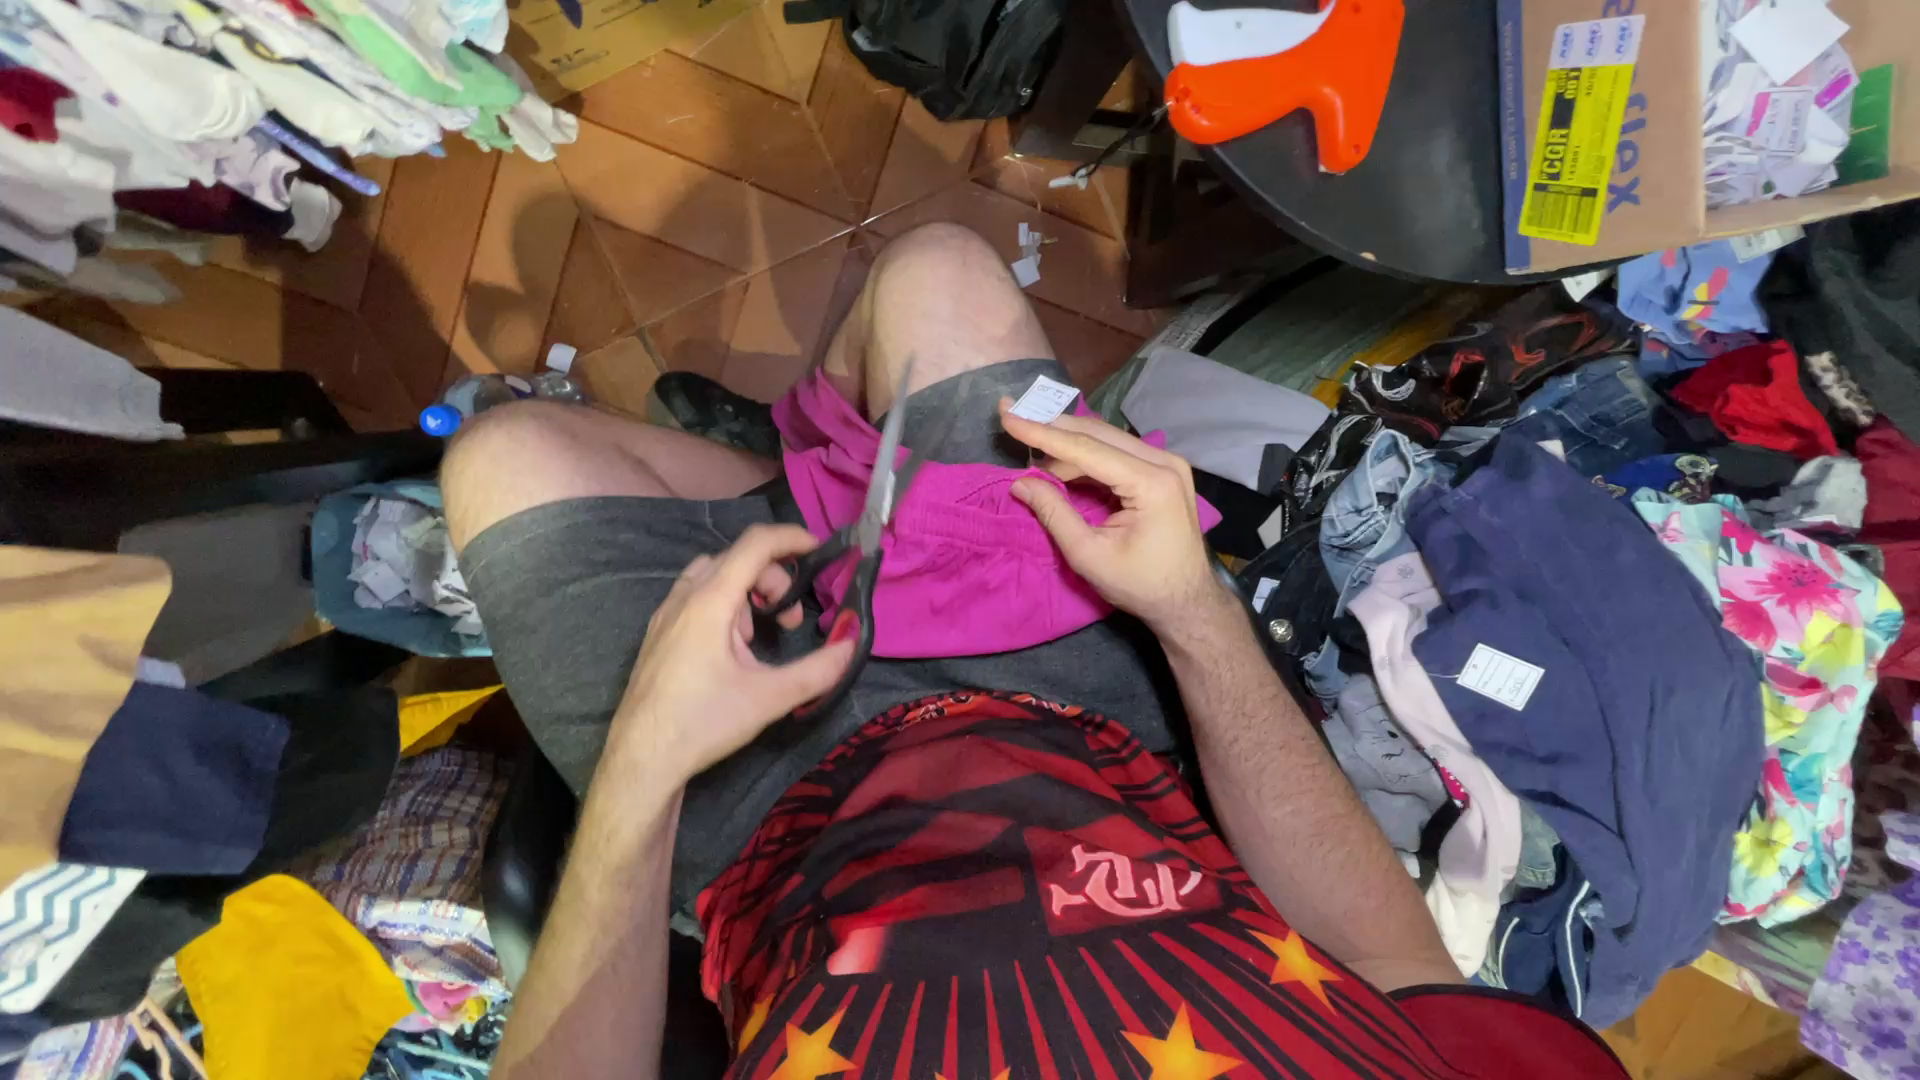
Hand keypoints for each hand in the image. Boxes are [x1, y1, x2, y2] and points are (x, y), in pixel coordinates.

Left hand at [610, 524, 855, 784]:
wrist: (641, 761)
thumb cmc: (704, 724)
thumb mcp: (771, 698)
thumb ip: (819, 669)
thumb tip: (853, 642)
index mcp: (710, 602)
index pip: (755, 545)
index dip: (791, 538)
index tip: (820, 550)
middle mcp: (684, 598)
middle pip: (737, 558)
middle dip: (774, 578)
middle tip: (793, 620)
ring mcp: (666, 615)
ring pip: (713, 574)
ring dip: (747, 589)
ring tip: (760, 633)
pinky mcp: (658, 634)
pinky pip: (696, 595)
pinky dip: (724, 603)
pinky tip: (732, 646)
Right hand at [999, 401, 1235, 634]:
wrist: (1186, 600)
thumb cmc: (1140, 585)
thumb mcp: (1089, 555)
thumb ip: (1054, 514)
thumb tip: (1020, 483)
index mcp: (1151, 482)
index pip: (1086, 448)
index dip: (1042, 433)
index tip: (1008, 416)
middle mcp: (1164, 462)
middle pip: (1097, 435)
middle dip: (1051, 429)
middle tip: (1011, 418)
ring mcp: (1167, 463)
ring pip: (1106, 440)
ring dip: (1066, 444)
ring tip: (1030, 452)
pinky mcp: (1163, 470)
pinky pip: (1116, 452)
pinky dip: (1085, 456)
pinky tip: (1058, 464)